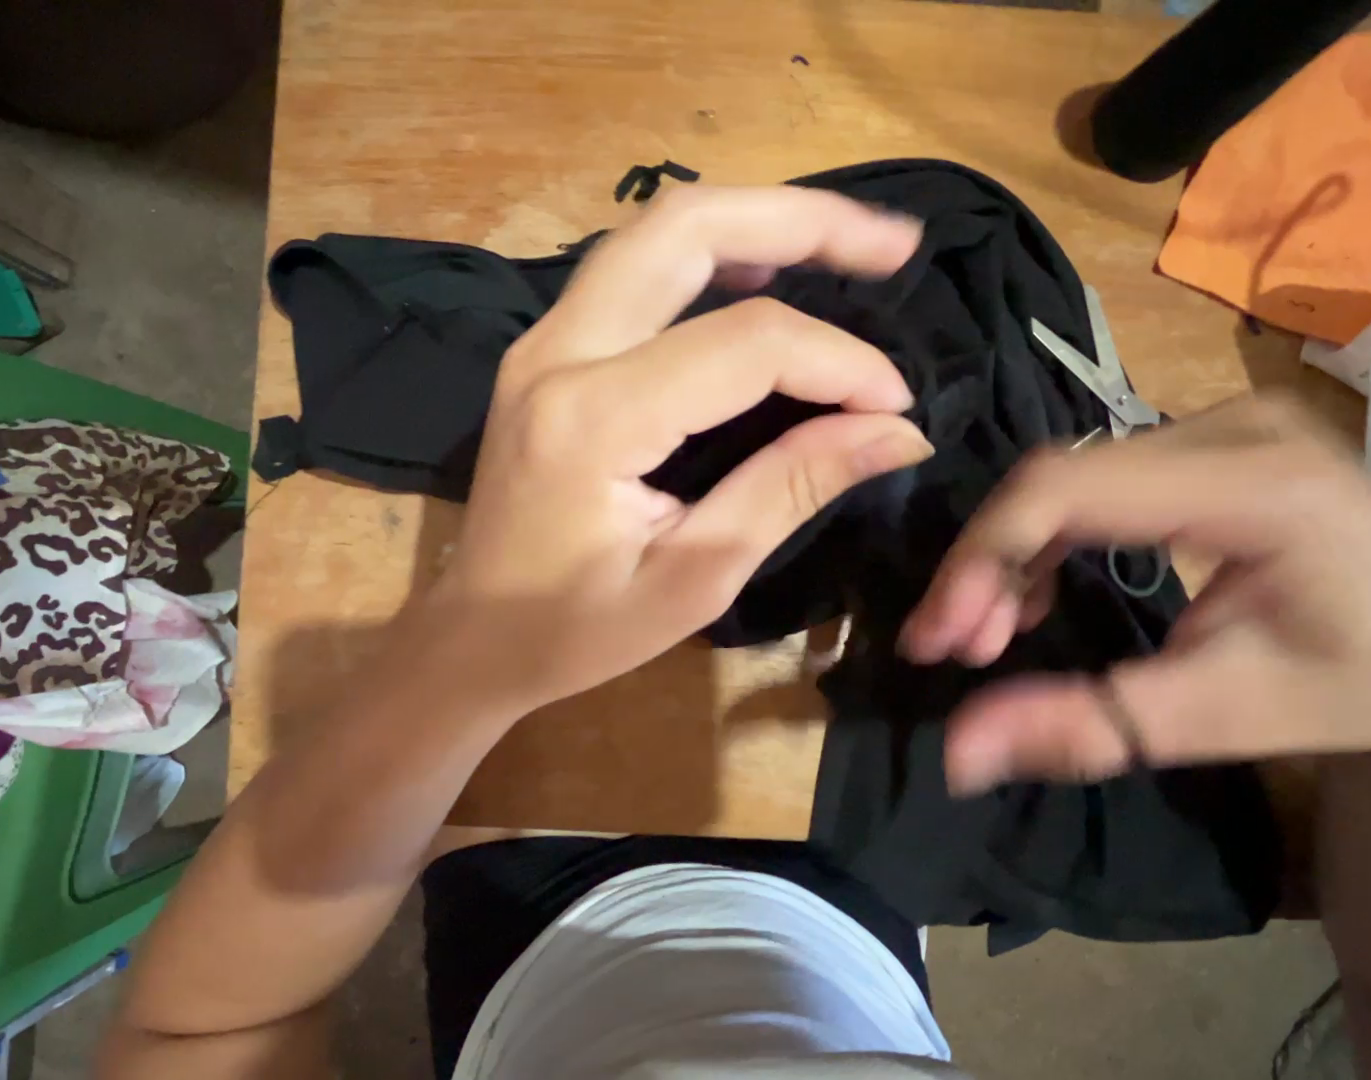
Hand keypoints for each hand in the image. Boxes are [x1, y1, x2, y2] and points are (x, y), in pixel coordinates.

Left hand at [420, 187, 934, 710]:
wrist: (474, 635)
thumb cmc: (575, 630)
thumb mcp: (694, 578)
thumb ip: (790, 489)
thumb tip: (896, 431)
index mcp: (593, 419)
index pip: (745, 344)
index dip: (839, 362)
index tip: (895, 406)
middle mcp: (558, 351)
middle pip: (686, 228)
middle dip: (802, 220)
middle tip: (894, 245)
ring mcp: (542, 341)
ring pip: (655, 230)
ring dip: (755, 221)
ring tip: (843, 245)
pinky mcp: (545, 351)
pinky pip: (633, 268)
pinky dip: (707, 254)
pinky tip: (760, 272)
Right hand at [898, 396, 1370, 793]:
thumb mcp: (1228, 717)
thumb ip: (1089, 727)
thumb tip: (957, 753)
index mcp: (1255, 485)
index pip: (1064, 490)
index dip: (978, 559)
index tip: (935, 639)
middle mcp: (1230, 430)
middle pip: (1052, 480)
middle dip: (984, 567)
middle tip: (952, 646)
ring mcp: (1218, 428)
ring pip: (1060, 480)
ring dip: (1007, 558)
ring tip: (987, 633)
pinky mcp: (1204, 446)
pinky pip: (1088, 484)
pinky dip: (1043, 544)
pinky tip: (1033, 595)